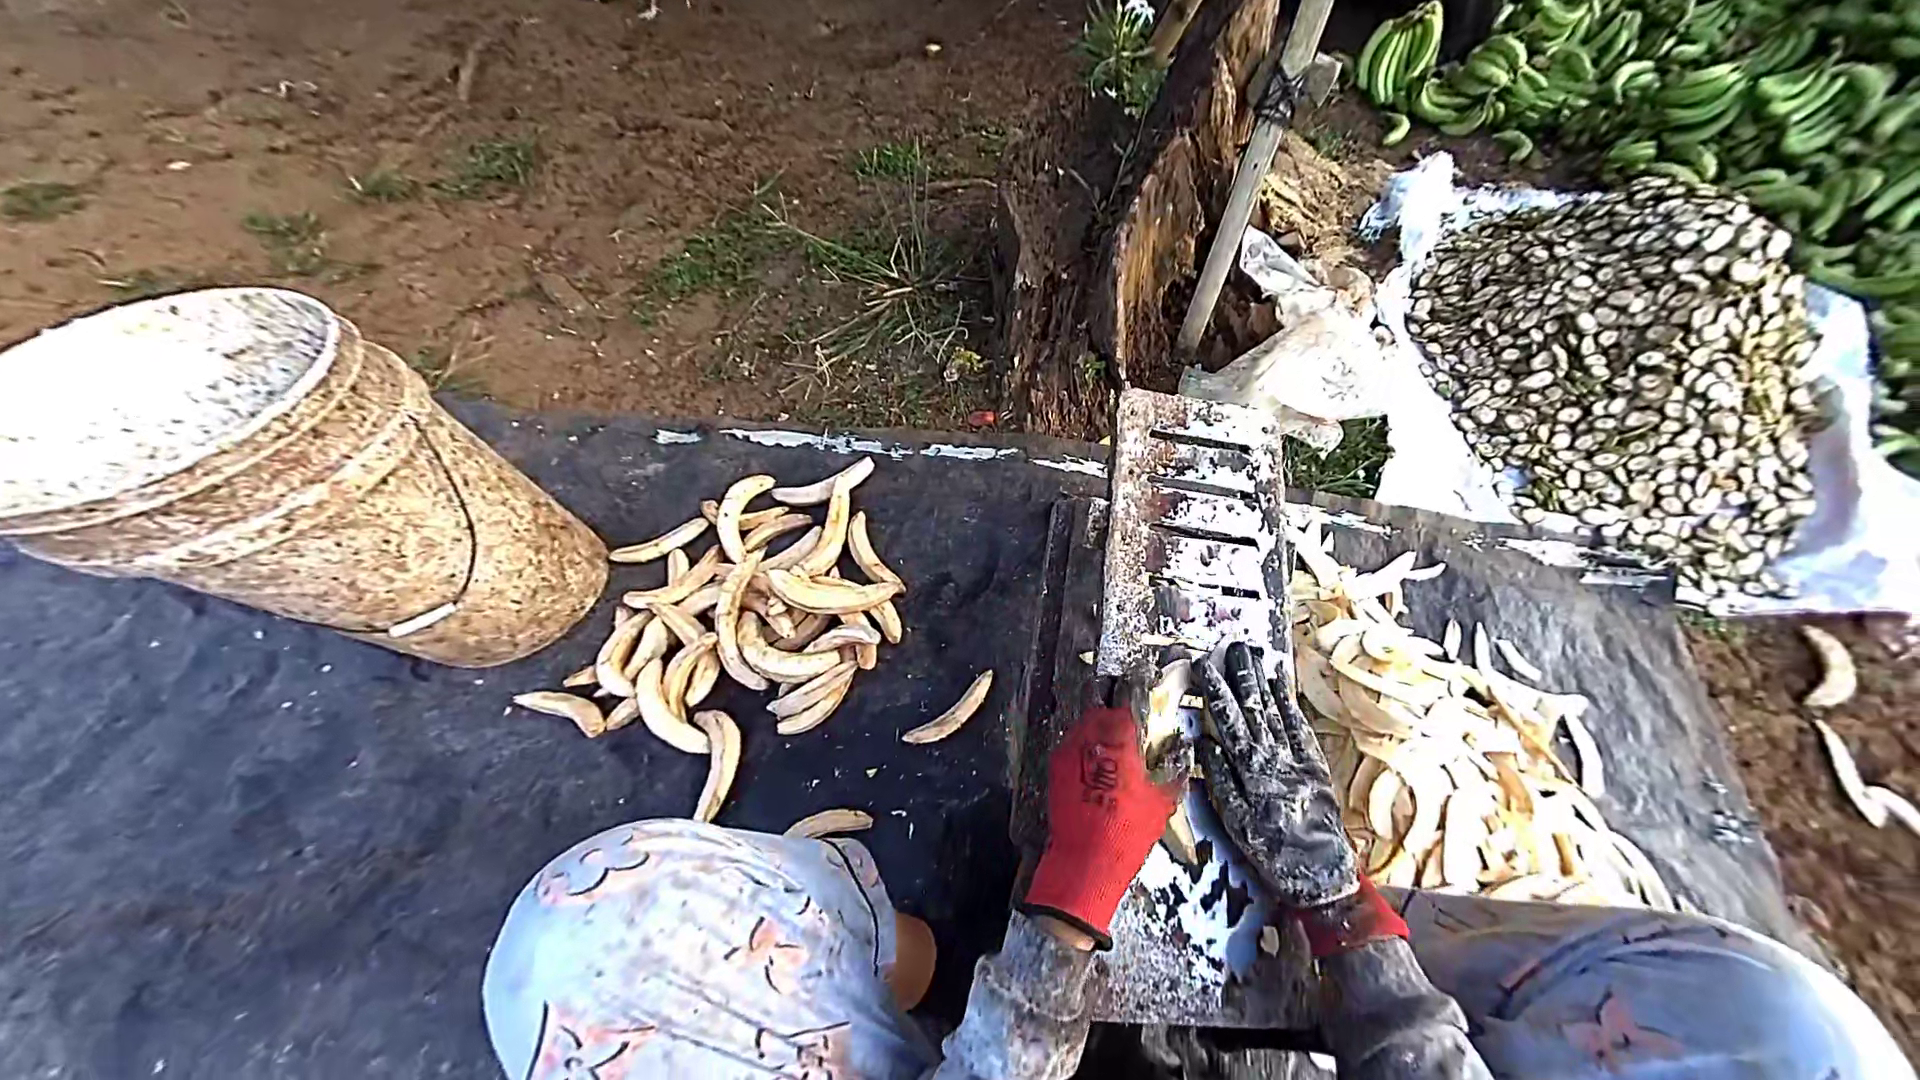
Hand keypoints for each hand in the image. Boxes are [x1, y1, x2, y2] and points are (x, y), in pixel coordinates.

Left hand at [1021, 704, 1185, 946]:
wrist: (1083, 862)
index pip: (1125, 710)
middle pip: (1100, 713)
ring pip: (1082, 726)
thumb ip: (1170, 775)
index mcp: (1117, 746)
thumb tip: (1179, 761)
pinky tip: (1094, 766)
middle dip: (1114, 719)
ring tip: (1111, 751)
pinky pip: (1071, 745)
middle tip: (1128, 735)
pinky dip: (1083, 748)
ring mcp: (1068, 754)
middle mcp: (1089, 743)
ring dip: (1097, 732)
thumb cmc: (1122, 835)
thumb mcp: (1159, 805)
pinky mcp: (1055, 767)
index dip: (1135, 712)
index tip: (1143, 719)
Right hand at [1197, 641, 1356, 910]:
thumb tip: (1205, 742)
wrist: (1323, 876)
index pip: (1227, 720)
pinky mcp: (1316, 766)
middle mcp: (1274, 758)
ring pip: (1276, 713)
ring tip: (1254, 656)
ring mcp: (1297, 759)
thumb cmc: (1270, 850)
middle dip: (1240, 675)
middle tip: (1232, 646)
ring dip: (1264, 683)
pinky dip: (1289, 705)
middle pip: (1254, 708)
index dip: (1214, 691)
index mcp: (1250, 770)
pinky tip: (1281, 687)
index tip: (1202, 665)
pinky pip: (1300, 729)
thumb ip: (1219, 779)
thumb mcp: (1234, 820)